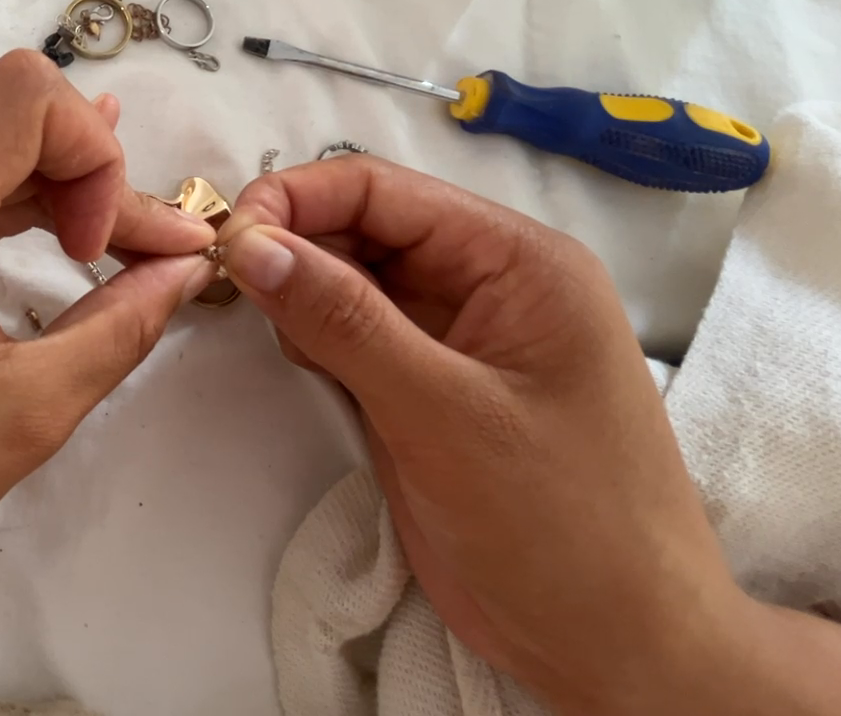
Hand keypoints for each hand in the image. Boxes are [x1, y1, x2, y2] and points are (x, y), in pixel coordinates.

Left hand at [0, 50, 217, 648]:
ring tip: (117, 245)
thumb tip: (186, 268)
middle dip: (92, 175)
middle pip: (10, 118)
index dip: (92, 153)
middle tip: (146, 253)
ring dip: (58, 189)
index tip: (95, 249)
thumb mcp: (28, 411)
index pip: (23, 96)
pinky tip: (60, 222)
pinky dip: (11, 202)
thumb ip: (123, 325)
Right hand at [214, 156, 742, 712]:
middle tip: (229, 283)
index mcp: (511, 260)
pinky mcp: (415, 376)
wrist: (613, 650)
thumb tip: (249, 243)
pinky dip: (307, 331)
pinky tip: (307, 362)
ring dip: (294, 289)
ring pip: (341, 274)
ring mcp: (444, 330)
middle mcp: (477, 279)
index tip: (227, 239)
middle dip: (288, 244)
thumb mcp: (443, 412)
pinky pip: (342, 325)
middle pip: (355, 225)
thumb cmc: (558, 526)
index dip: (294, 199)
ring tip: (281, 334)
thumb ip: (341, 319)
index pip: (378, 190)